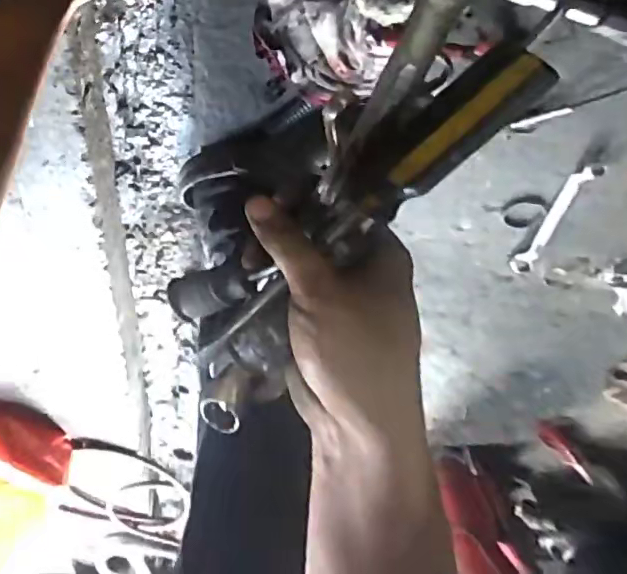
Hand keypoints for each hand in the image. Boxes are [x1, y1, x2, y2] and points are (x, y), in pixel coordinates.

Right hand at [245, 196, 426, 453]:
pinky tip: (244, 271)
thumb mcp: (319, 291)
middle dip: (279, 228)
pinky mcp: (313, 313)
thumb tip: (255, 199)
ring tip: (244, 263)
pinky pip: (287, 280)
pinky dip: (267, 274)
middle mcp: (362, 268)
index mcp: (382, 256)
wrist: (357, 430)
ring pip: (296, 255)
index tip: (268, 196)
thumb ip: (287, 243)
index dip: (306, 198)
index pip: (342, 208)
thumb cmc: (355, 353)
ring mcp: (337, 291)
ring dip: (269, 254)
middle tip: (249, 234)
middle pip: (315, 229)